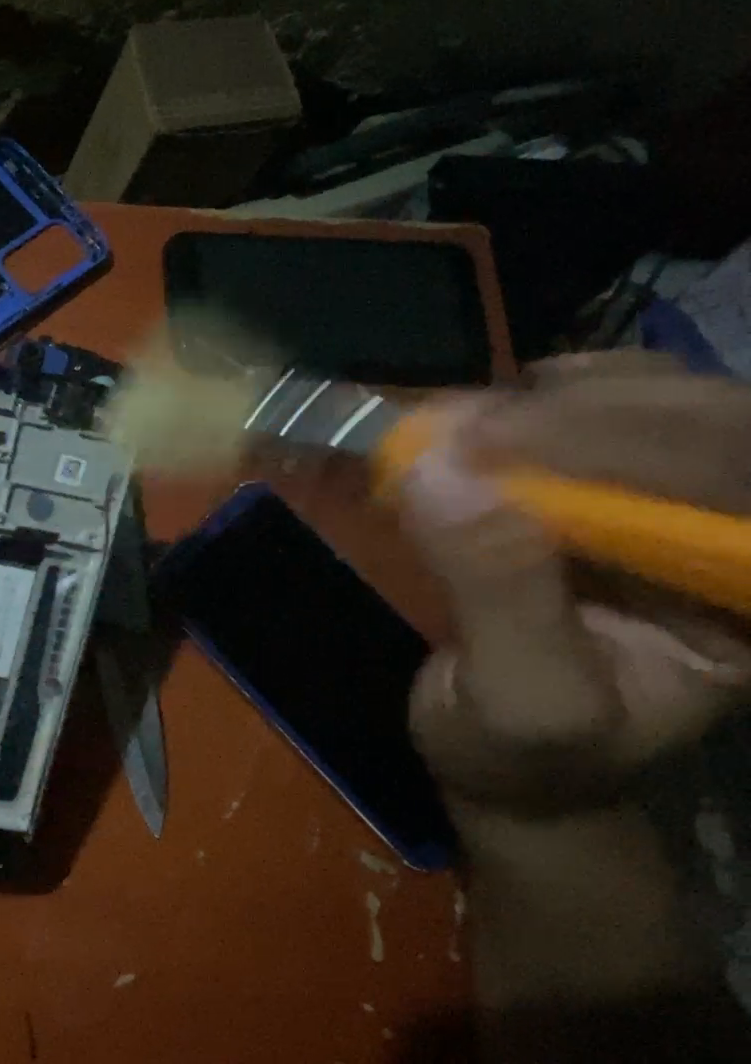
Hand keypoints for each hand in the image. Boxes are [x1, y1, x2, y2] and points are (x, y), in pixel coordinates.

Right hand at [401, 355, 750, 820]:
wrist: (506, 758)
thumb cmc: (524, 749)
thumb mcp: (519, 698)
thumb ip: (498, 593)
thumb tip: (436, 472)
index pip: (737, 486)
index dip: (626, 445)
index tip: (484, 440)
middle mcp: (741, 541)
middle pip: (721, 428)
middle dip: (589, 413)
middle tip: (460, 422)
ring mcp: (687, 509)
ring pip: (674, 404)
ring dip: (565, 397)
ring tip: (460, 421)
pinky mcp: (619, 490)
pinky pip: (617, 411)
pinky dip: (550, 398)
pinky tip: (494, 414)